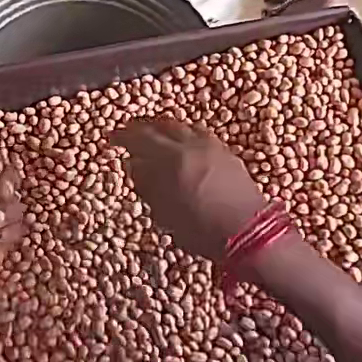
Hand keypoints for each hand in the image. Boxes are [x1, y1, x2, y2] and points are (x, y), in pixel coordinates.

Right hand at [110, 119, 267, 259]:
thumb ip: (148, 186)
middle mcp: (193, 146)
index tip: (112, 138)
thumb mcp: (165, 213)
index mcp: (173, 160)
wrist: (249, 234)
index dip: (123, 137)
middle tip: (131, 131)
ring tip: (156, 135)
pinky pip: (201, 136)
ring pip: (185, 128)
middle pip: (163, 127)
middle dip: (144, 128)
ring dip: (166, 128)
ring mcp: (213, 148)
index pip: (140, 139)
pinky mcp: (228, 155)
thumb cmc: (202, 231)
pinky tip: (184, 146)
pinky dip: (186, 136)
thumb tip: (134, 166)